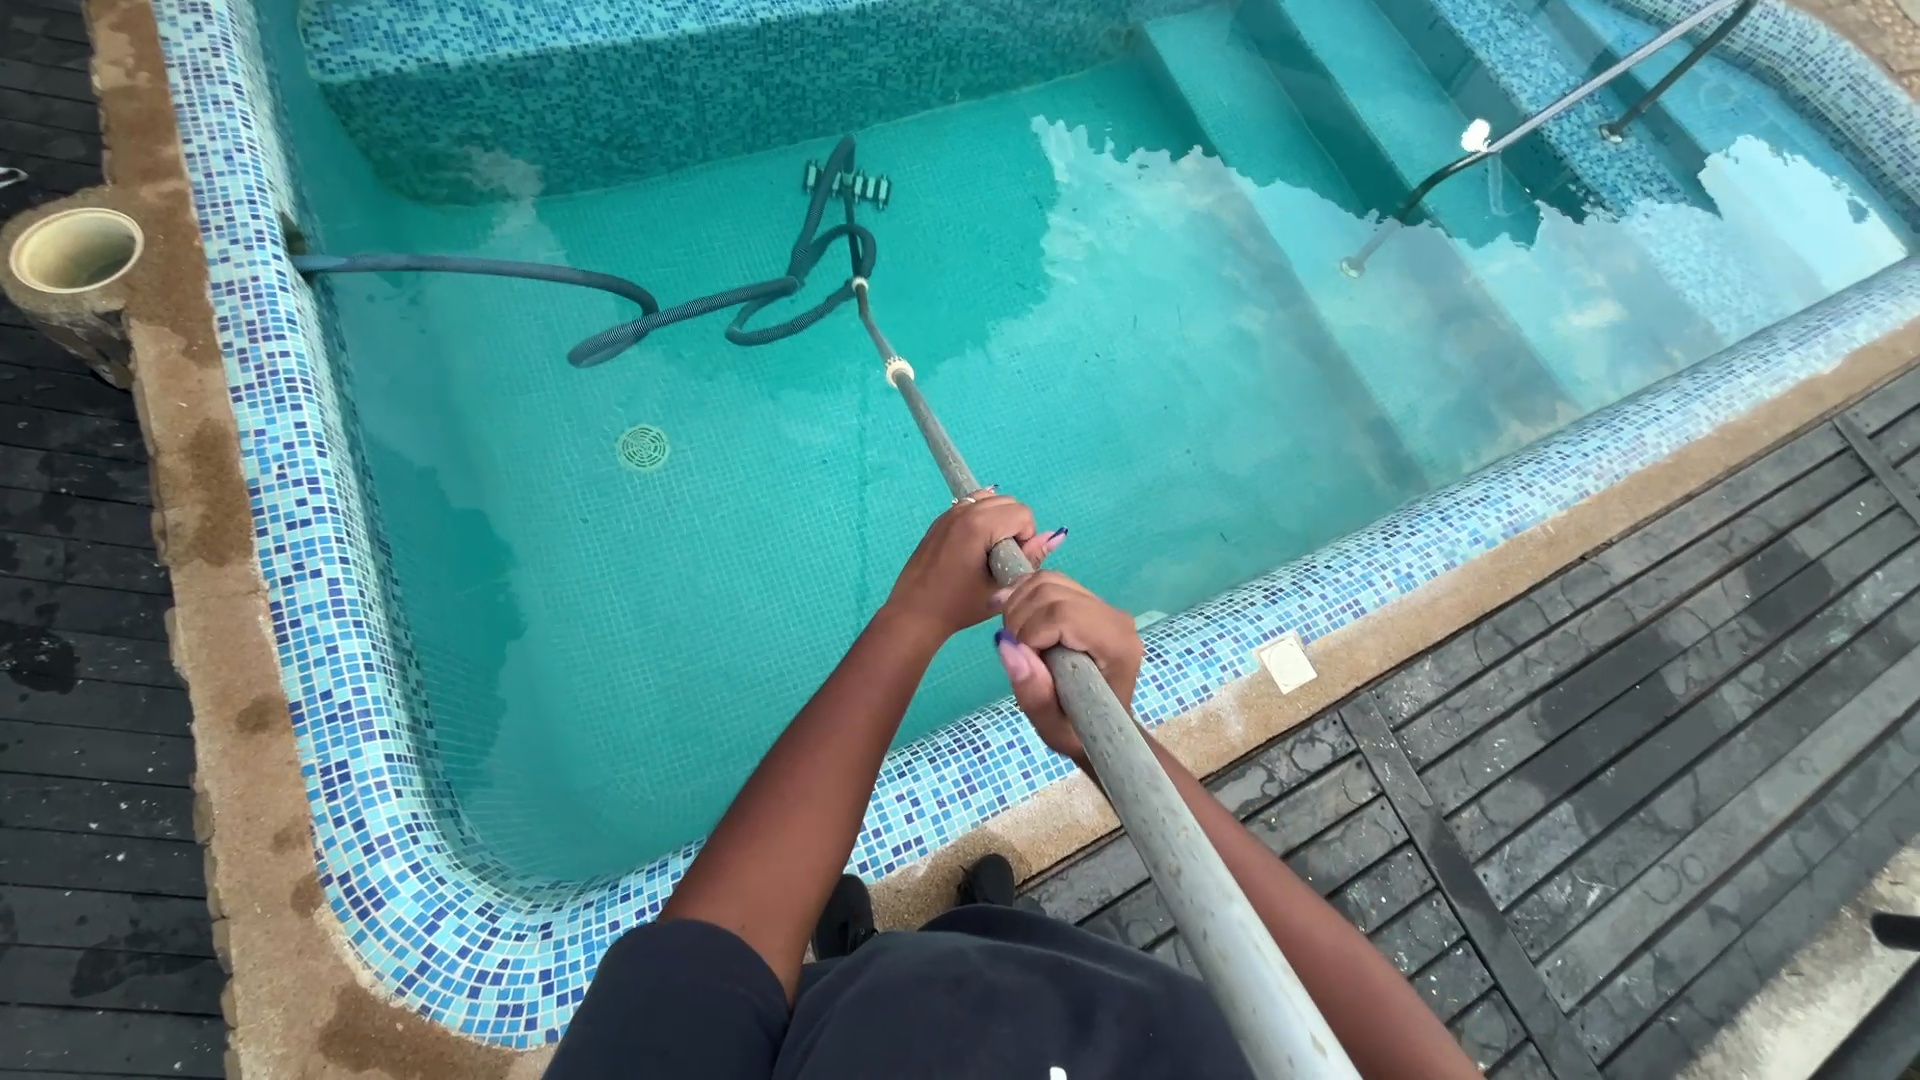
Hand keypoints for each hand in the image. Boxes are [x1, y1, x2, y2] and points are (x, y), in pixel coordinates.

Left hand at [882, 490, 1064, 641]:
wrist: (915, 613)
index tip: (1013, 562)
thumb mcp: (1001, 587)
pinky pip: (971, 506)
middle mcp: (963, 511)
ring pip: (989, 499)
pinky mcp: (940, 521)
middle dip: (1014, 526)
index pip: (1022, 513)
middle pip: (1007, 502)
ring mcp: (948, 513)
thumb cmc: (959, 605)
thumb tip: (1056, 537)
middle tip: (1004, 558)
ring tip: (990, 552)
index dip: (1026, 538)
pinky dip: (982, 519)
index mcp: (978, 525)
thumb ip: (1030, 558)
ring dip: (998, 520)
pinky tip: (976, 548)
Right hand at [993, 571, 1141, 761]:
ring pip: (1047, 581)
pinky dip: (1022, 593)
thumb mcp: (1054, 730)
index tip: (1024, 661)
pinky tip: (1012, 616)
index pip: (1063, 614)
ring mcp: (1102, 607)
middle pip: (1051, 592)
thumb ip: (1034, 694)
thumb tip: (1007, 646)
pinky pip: (1049, 581)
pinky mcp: (1088, 602)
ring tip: (1016, 639)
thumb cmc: (1083, 733)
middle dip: (1020, 619)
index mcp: (1117, 647)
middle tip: (1016, 652)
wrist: (1104, 728)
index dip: (1031, 632)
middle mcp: (1115, 619)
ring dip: (1018, 605)